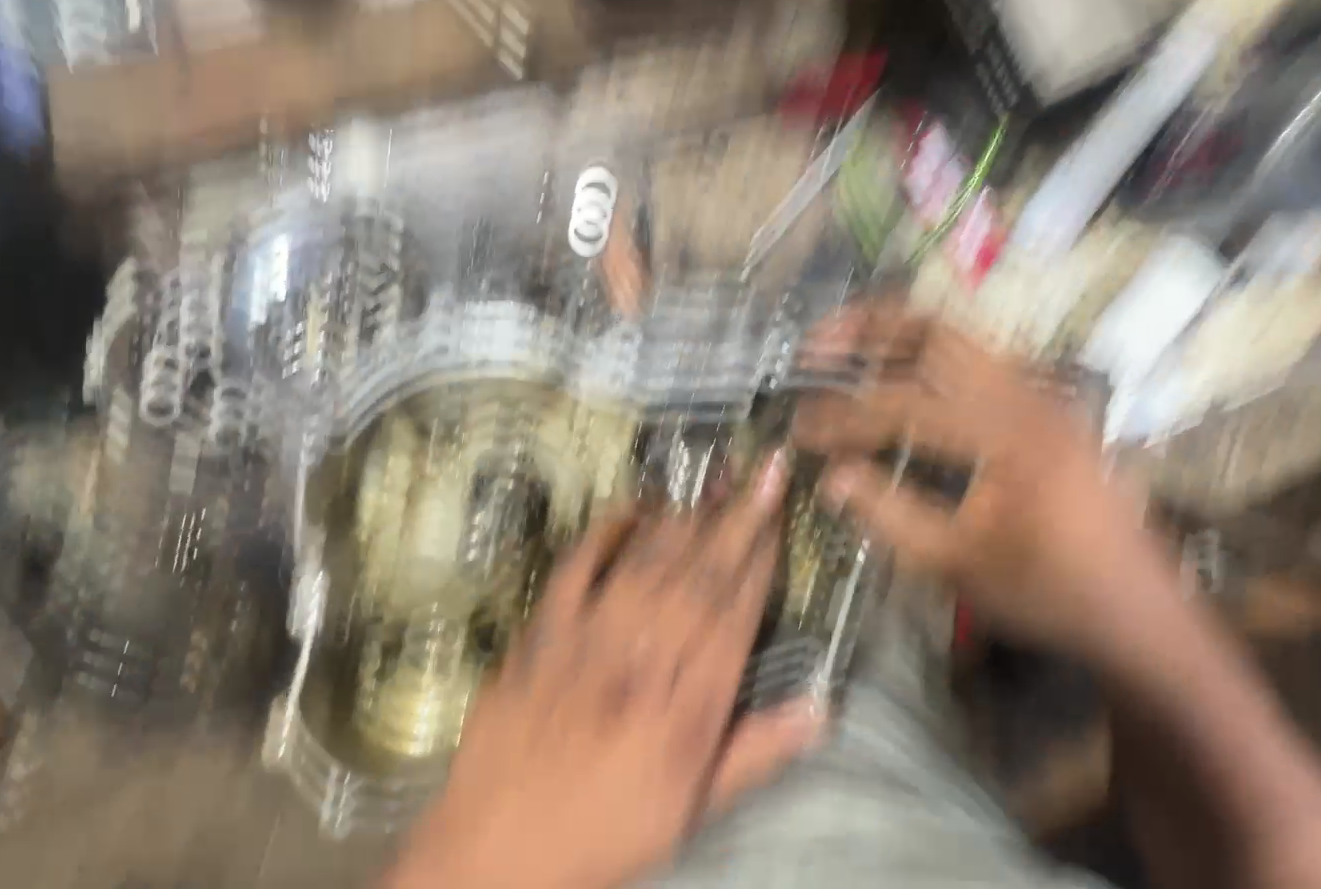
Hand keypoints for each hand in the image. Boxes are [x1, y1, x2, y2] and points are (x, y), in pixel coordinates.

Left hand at [388, 453, 823, 888]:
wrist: (498, 850)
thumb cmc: (605, 829)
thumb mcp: (692, 809)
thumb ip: (757, 753)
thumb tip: (822, 709)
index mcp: (686, 709)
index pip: (735, 616)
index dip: (763, 562)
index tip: (781, 517)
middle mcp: (643, 664)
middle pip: (699, 579)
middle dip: (738, 520)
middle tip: (764, 470)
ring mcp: (588, 643)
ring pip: (647, 567)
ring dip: (685, 519)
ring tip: (716, 480)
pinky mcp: (541, 635)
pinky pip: (575, 571)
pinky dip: (603, 533)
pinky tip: (631, 506)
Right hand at [794, 305, 1181, 661]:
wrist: (1141, 614)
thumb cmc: (1050, 594)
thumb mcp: (959, 565)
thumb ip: (889, 514)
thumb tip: (830, 477)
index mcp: (1007, 432)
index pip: (905, 404)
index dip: (843, 416)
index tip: (798, 428)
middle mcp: (1027, 394)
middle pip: (936, 335)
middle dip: (869, 331)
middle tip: (815, 340)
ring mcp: (1043, 395)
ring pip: (960, 340)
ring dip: (899, 335)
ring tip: (847, 339)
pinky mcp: (1047, 408)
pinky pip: (979, 361)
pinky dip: (931, 354)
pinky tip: (902, 369)